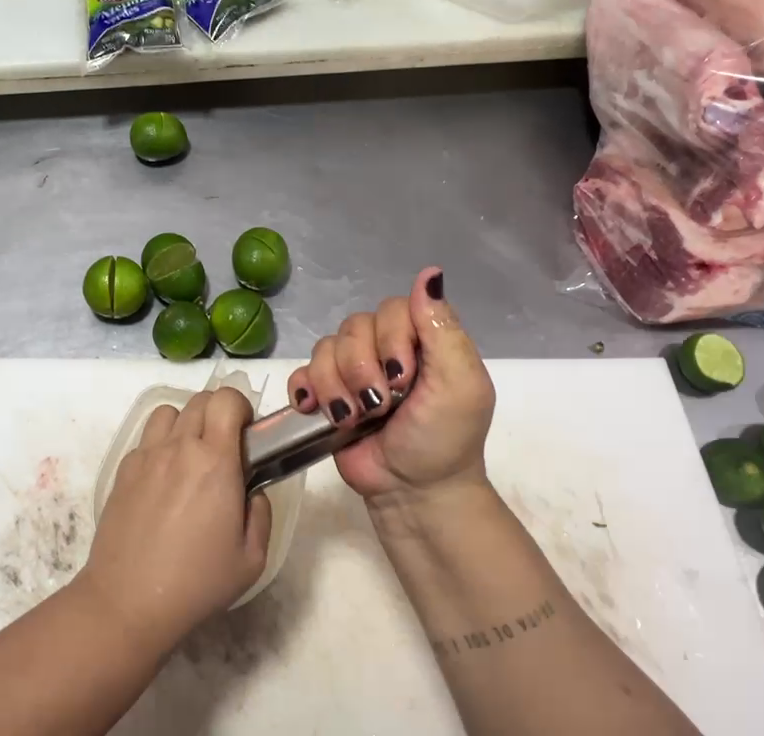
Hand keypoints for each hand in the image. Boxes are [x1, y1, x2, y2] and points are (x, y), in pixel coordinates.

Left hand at [75, 389, 273, 651]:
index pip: (227, 400)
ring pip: (169, 412)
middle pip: (200, 399)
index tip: (247, 436)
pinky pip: (146, 439)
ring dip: (186, 424)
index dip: (241, 408)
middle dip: (218, 414)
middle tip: (224, 451)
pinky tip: (163, 482)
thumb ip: (261, 514)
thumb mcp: (251, 559)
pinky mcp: (123, 470)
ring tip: (191, 459)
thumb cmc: (197, 582)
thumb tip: (252, 491)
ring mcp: (146, 456)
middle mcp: (179, 448)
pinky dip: (160, 447)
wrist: (129, 600)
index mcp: (215, 462)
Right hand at [286, 266, 494, 503]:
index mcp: (420, 339)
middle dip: (364, 370)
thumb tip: (429, 272)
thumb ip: (443, 329)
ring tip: (356, 419)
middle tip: (383, 405)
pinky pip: (302, 373)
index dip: (391, 339)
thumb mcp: (461, 385)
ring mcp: (351, 370)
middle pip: (353, 327)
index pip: (392, 307)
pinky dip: (308, 391)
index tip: (407, 376)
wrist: (414, 492)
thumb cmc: (444, 439)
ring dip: (339, 388)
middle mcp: (384, 347)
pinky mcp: (324, 394)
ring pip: (325, 349)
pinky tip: (321, 411)